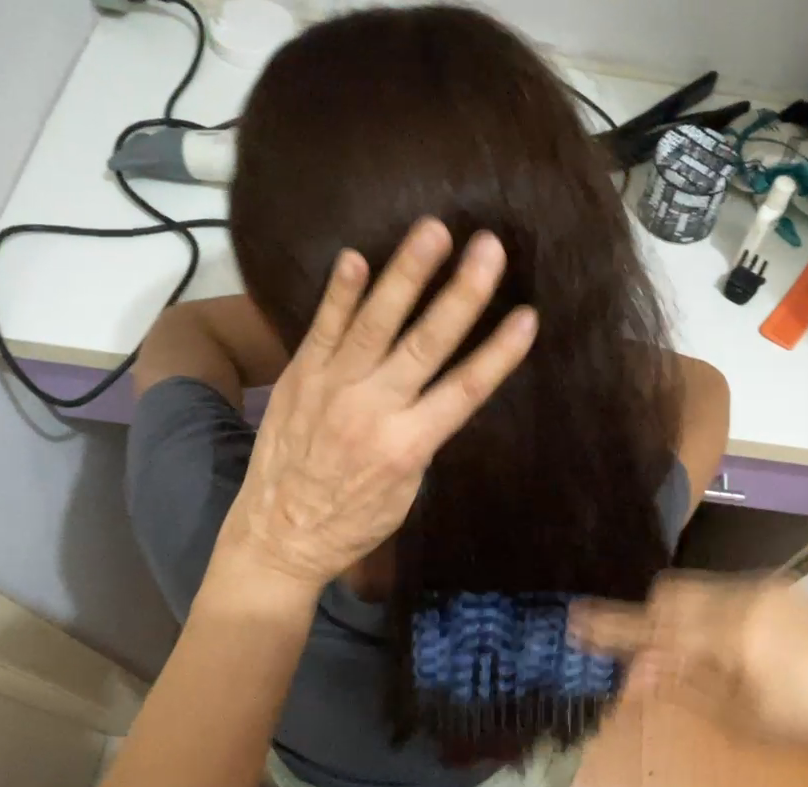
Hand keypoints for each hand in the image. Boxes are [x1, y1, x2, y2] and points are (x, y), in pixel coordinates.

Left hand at [213, 218, 535, 594]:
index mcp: (408, 445)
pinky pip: (322, 327)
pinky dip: (340, 294)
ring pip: (375, 323)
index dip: (500, 352)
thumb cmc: (352, 522)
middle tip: (490, 248)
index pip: (466, 390)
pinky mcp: (300, 376)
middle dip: (462, 294)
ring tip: (433, 231)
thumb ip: (423, 438)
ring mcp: (332, 387)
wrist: (278, 534)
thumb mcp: (405, 493)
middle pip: (427, 344)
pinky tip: (357, 258)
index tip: (528, 316)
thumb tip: (439, 394)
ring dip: (406, 275)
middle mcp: (373, 409)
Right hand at [573, 574, 807, 773]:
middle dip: (645, 619)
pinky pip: (724, 594)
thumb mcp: (737, 719)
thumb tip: (632, 671)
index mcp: (733, 634)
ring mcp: (767, 588)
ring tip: (679, 659)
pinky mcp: (783, 590)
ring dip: (676, 618)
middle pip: (671, 595)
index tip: (573, 623)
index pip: (656, 627)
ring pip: (696, 592)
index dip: (611, 628)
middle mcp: (746, 596)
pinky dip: (705, 616)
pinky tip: (718, 649)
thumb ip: (680, 685)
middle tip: (634, 657)